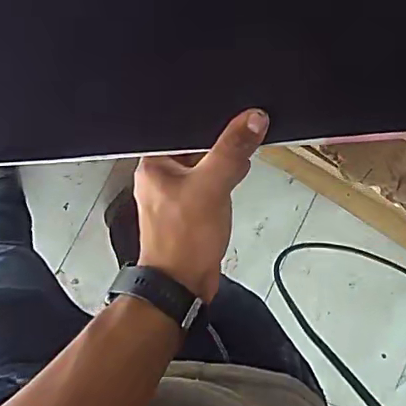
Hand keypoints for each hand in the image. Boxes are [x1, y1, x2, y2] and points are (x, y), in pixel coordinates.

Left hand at [133, 108, 268, 301]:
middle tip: (240, 144)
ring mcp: (176, 195)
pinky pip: (211, 185)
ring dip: (225, 165)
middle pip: (197, 146)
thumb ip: (232, 150)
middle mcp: (161, 178)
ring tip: (238, 167)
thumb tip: (252, 120)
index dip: (211, 123)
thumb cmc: (182, 242)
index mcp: (154, 164)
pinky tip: (234, 186)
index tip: (236, 120)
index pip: (184, 129)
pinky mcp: (191, 210)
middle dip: (222, 145)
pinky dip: (224, 183)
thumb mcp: (212, 185)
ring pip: (206, 166)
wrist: (182, 285)